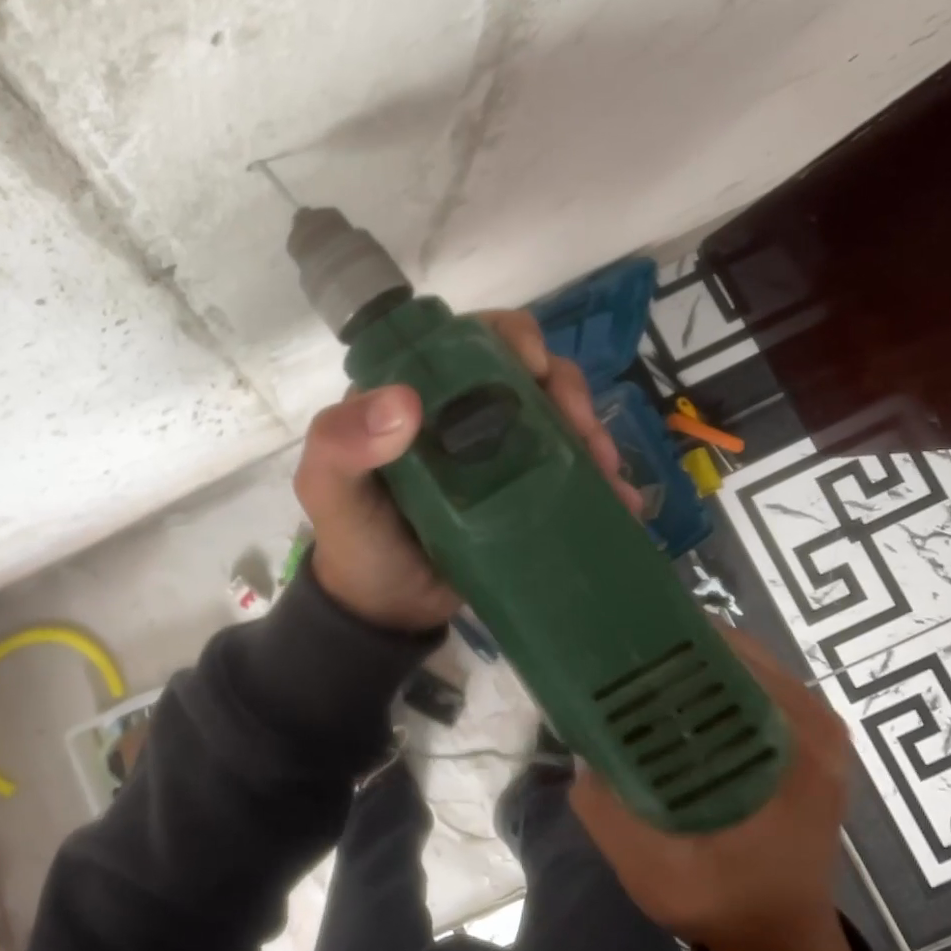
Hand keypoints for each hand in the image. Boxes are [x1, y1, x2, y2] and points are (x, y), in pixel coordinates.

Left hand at [293, 310, 643, 631]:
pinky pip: (569, 466)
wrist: (385, 610)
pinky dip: (600, 476)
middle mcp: (457, 411)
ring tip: (606, 472)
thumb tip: (403, 401)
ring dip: (590, 431)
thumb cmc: (354, 539)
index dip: (507, 339)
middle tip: (582, 433)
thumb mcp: (330, 489)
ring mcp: (495, 449)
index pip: (463, 342)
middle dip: (564, 389)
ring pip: (555, 414)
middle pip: (523, 373)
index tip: (534, 369)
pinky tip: (620, 501)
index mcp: (410, 392)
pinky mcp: (523, 488)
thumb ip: (342, 443)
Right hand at [568, 630, 858, 950]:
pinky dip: (693, 682)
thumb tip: (579, 740)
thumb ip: (609, 809)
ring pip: (730, 661)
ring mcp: (808, 725)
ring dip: (676, 662)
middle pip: (726, 648)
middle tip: (604, 652)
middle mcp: (810, 721)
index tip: (610, 636)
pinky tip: (652, 699)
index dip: (663, 636)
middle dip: (663, 644)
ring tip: (621, 670)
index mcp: (791, 744)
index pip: (724, 652)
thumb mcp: (655, 871)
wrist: (779, 938)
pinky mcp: (797, 734)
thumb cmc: (727, 902)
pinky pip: (738, 683)